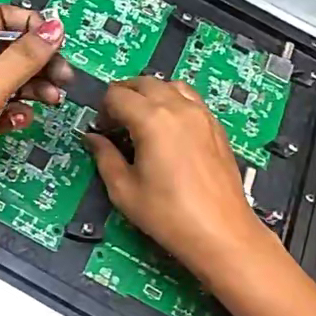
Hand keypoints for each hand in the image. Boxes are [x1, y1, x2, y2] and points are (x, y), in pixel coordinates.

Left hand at [0, 6, 73, 228]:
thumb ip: (24, 57)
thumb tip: (55, 28)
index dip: (28, 24)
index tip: (55, 38)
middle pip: (12, 48)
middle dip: (39, 60)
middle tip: (63, 74)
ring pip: (15, 77)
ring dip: (36, 85)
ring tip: (52, 98)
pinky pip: (10, 104)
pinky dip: (21, 109)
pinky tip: (22, 120)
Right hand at [82, 77, 279, 283]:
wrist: (221, 233)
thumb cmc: (169, 215)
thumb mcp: (124, 190)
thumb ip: (105, 157)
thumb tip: (94, 139)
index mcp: (152, 119)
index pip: (117, 95)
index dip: (103, 110)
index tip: (102, 130)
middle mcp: (178, 108)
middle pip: (144, 83)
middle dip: (125, 96)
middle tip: (116, 123)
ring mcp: (202, 115)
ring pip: (171, 85)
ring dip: (151, 94)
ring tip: (143, 120)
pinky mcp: (216, 126)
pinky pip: (191, 100)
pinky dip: (174, 102)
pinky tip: (169, 129)